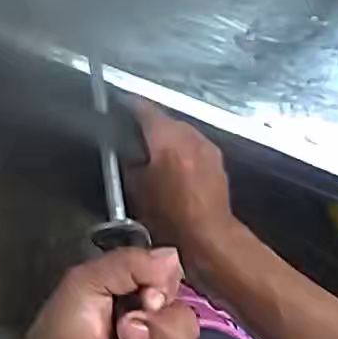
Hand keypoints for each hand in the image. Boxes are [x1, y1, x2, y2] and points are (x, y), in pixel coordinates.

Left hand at [10, 247, 208, 338]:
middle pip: (189, 327)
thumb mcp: (85, 284)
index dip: (165, 296)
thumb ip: (128, 264)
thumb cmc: (61, 338)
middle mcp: (159, 334)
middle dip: (159, 335)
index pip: (177, 288)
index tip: (144, 303)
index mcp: (142, 300)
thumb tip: (173, 257)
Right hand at [128, 101, 237, 254]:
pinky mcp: (216, 159)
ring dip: (168, 138)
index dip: (130, 103)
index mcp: (167, 137)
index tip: (121, 102)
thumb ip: (131, 160)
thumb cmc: (169, 216)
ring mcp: (206, 145)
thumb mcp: (137, 188)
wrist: (209, 236)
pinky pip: (194, 145)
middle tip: (134, 135)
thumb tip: (130, 147)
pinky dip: (182, 150)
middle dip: (150, 125)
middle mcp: (190, 134)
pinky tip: (175, 166)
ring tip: (154, 153)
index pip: (145, 108)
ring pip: (181, 132)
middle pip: (165, 119)